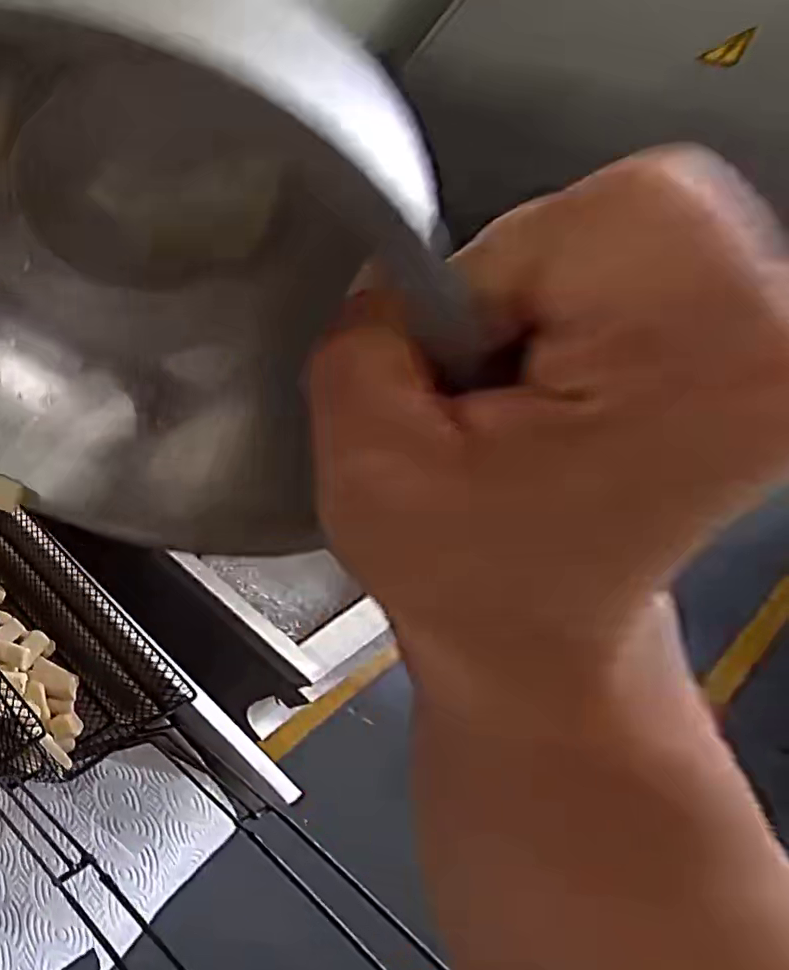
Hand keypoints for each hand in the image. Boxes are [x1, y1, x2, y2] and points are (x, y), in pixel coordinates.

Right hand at [309, 147, 788, 687]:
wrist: (527, 627)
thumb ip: (359, 348)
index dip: (491, 275)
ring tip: (498, 399)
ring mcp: (776, 338)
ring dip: (519, 309)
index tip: (455, 366)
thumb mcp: (366, 460)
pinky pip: (627, 272)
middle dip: (504, 289)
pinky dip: (547, 321)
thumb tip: (385, 287)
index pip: (608, 207)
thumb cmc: (455, 565)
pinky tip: (527, 395)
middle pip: (622, 208)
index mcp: (709, 356)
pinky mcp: (739, 346)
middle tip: (470, 388)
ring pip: (616, 236)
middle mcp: (786, 330)